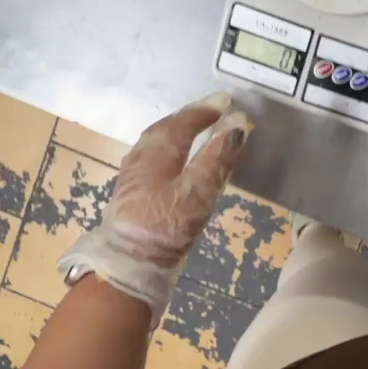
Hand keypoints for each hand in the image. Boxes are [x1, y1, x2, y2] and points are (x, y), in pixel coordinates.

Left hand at [58, 92, 252, 322]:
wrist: (129, 265)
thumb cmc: (165, 225)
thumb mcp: (199, 191)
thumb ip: (218, 157)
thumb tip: (238, 124)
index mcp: (157, 152)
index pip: (183, 122)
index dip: (204, 112)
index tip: (225, 104)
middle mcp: (141, 158)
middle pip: (164, 129)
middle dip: (188, 118)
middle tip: (210, 112)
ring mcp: (132, 177)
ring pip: (155, 144)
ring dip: (176, 133)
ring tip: (194, 131)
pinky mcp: (131, 195)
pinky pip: (152, 159)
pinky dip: (168, 151)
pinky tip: (173, 163)